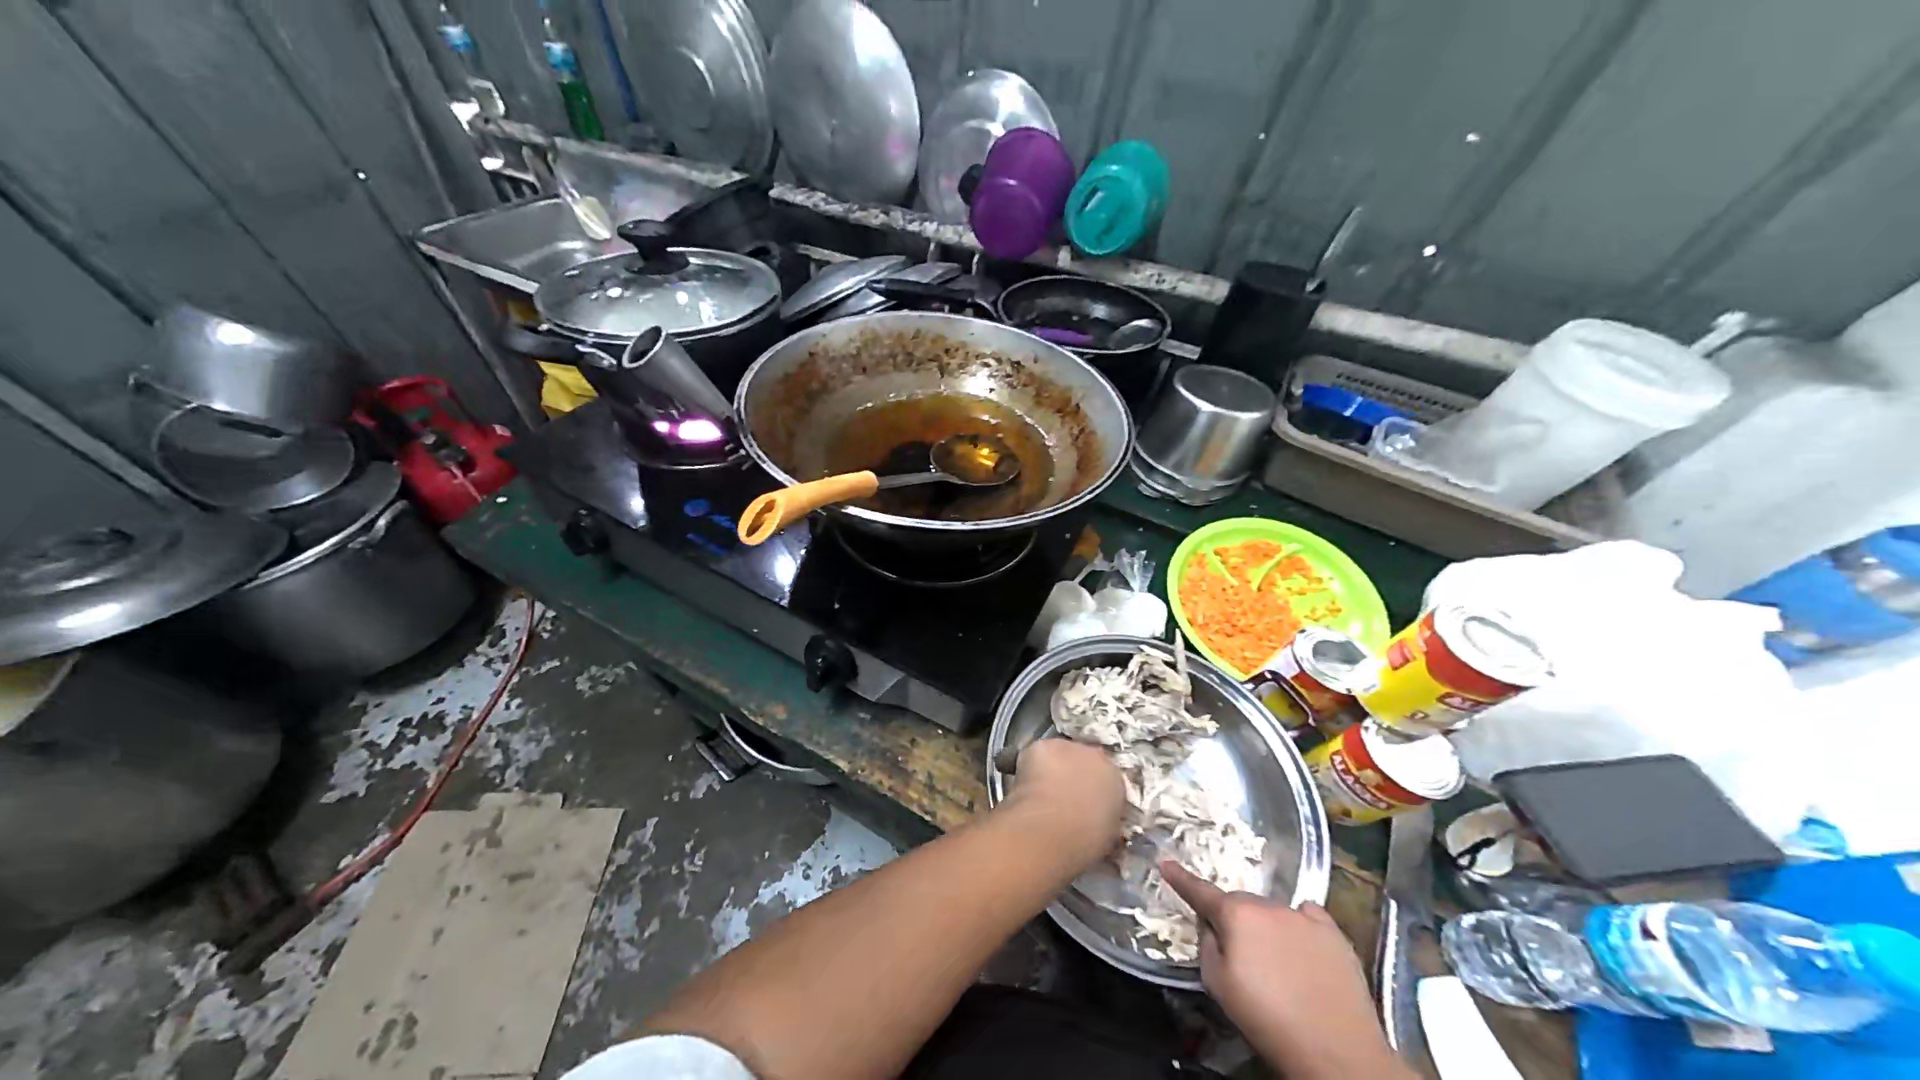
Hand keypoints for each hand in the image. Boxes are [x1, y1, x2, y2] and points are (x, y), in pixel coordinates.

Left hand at [1003, 738, 1124, 864]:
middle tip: (1063, 798)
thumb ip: (1104, 817)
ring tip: (1041, 792)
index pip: (1108, 778)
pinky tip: (1026, 785)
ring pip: (1060, 754)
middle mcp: (1096, 756)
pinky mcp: (1042, 746)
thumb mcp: (1107, 834)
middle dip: (1075, 775)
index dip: (1094, 790)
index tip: (1085, 804)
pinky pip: (1038, 753)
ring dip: (1054, 768)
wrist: (1053, 829)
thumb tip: (1094, 818)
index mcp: (1116, 779)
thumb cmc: (1085, 841)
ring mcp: (1068, 747)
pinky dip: (1032, 766)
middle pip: (1085, 761)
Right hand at [1161, 861, 1410, 1079]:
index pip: (1200, 891)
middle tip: (1238, 957)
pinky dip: (1299, 928)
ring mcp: (1304, 916)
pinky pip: (1306, 918)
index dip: (1180, 878)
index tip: (1165, 862)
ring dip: (1267, 929)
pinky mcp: (1334, 933)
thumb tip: (1211, 926)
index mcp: (1236, 914)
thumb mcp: (1217, 985)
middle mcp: (1268, 905)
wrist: (1336, 1050)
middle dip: (1234, 921)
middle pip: (1240, 904)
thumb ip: (1207, 945)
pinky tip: (1303, 953)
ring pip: (1273, 913)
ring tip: (1277, 968)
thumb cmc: (1266, 1018)